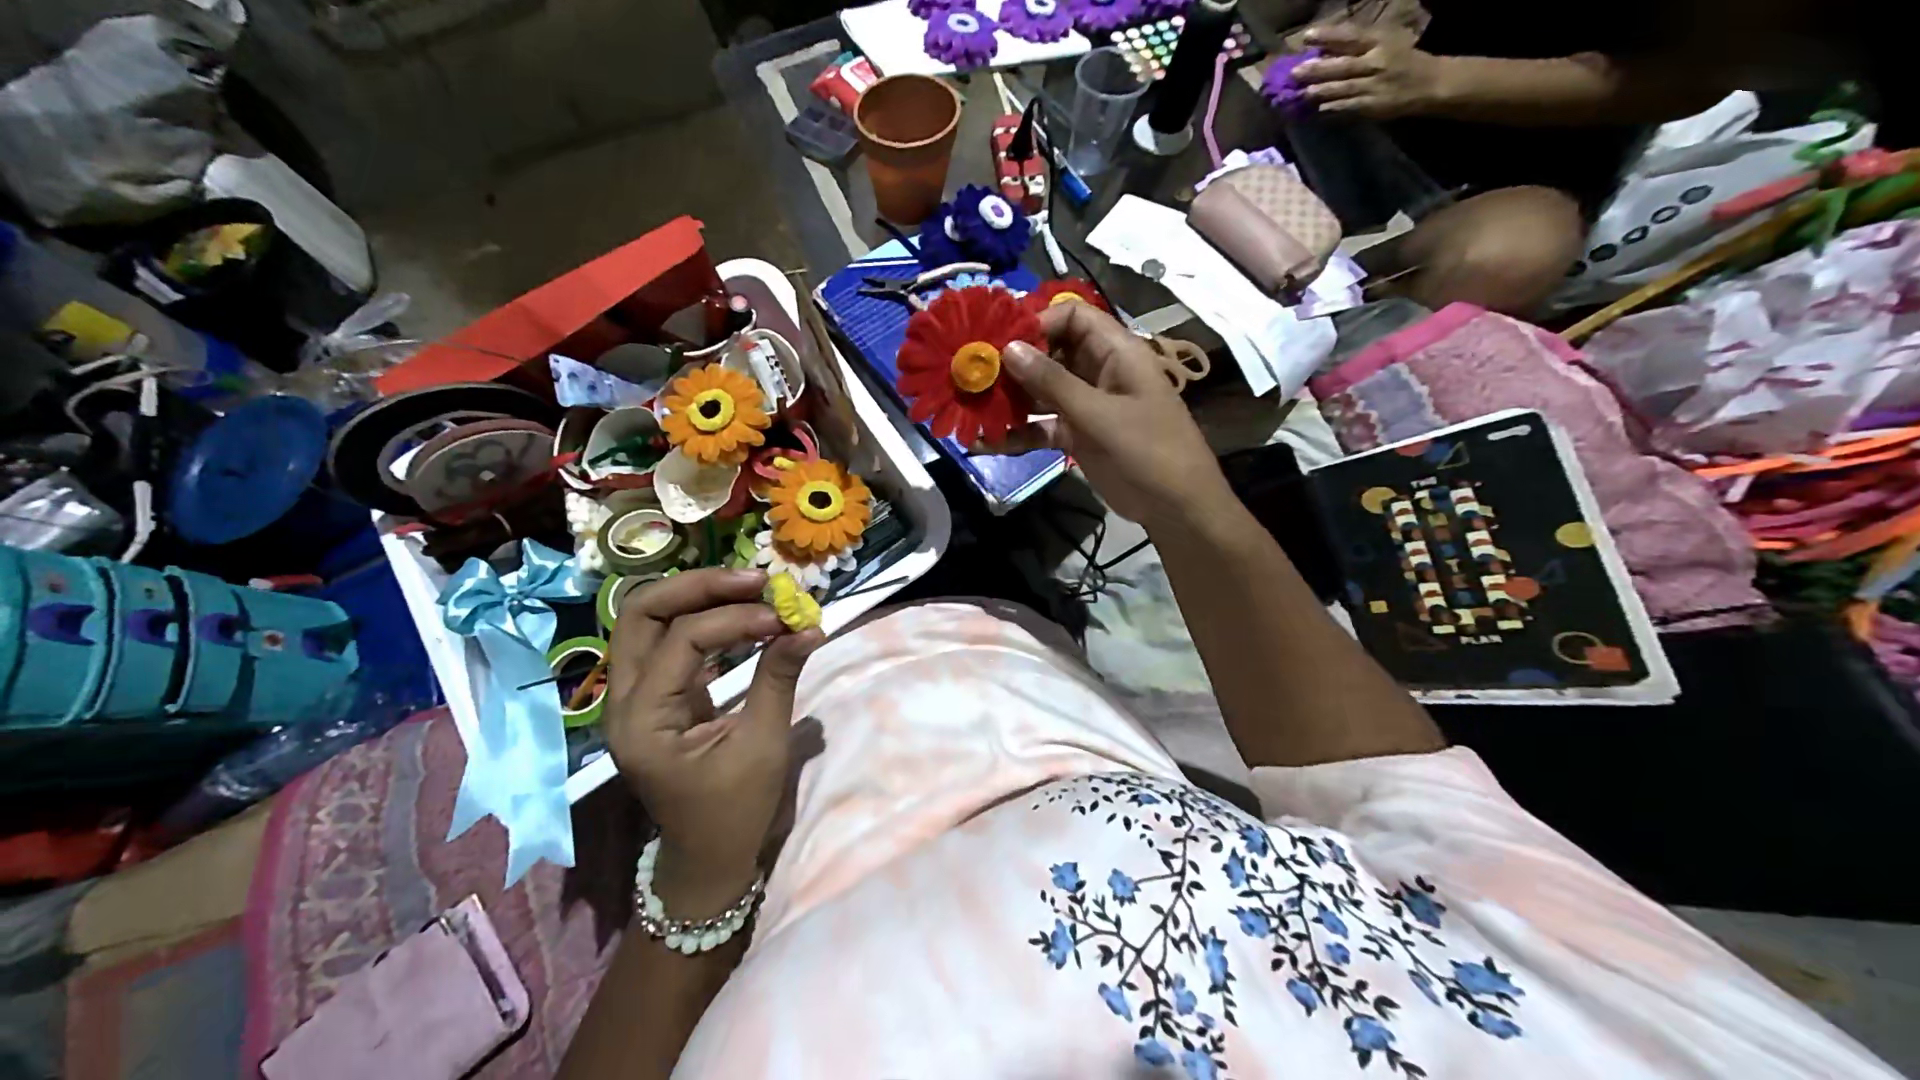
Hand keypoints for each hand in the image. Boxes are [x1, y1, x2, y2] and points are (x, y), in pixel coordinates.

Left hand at [602, 568, 823, 915]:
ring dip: (699, 596)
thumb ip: (777, 678)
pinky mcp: (653, 695)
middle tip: (756, 580)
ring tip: (753, 589)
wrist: (706, 858)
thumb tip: (808, 626)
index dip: (734, 619)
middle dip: (700, 587)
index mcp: (641, 721)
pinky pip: (667, 639)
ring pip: (648, 619)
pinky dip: (703, 618)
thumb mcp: (763, 745)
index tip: (784, 615)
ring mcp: (632, 696)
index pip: (681, 640)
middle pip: (642, 613)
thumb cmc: (734, 811)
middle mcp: (622, 700)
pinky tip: (741, 614)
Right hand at [982, 302, 1236, 532]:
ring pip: (1040, 392)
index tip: (999, 341)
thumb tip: (1009, 349)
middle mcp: (1097, 372)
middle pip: (1049, 353)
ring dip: (1008, 401)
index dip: (1037, 322)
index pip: (1072, 317)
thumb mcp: (1100, 415)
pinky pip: (1041, 427)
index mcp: (1116, 352)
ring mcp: (1086, 404)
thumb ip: (1054, 383)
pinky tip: (985, 442)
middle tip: (972, 375)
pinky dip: (1017, 433)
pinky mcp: (1076, 435)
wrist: (1176, 506)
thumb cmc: (1149, 449)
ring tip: (969, 409)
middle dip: (1012, 364)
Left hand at [1294, 24, 1450, 119]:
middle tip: (1294, 72)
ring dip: (1321, 91)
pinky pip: (1348, 107)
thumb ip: (1358, 47)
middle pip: (1342, 65)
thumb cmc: (1401, 60)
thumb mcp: (1385, 43)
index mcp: (1379, 40)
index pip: (1351, 36)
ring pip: (1343, 87)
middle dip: (1317, 69)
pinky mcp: (1373, 105)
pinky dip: (1333, 108)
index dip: (1328, 36)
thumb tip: (1323, 52)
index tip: (1307, 36)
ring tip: (1302, 92)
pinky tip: (1319, 110)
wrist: (1428, 82)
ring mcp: (1374, 84)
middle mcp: (1376, 61)